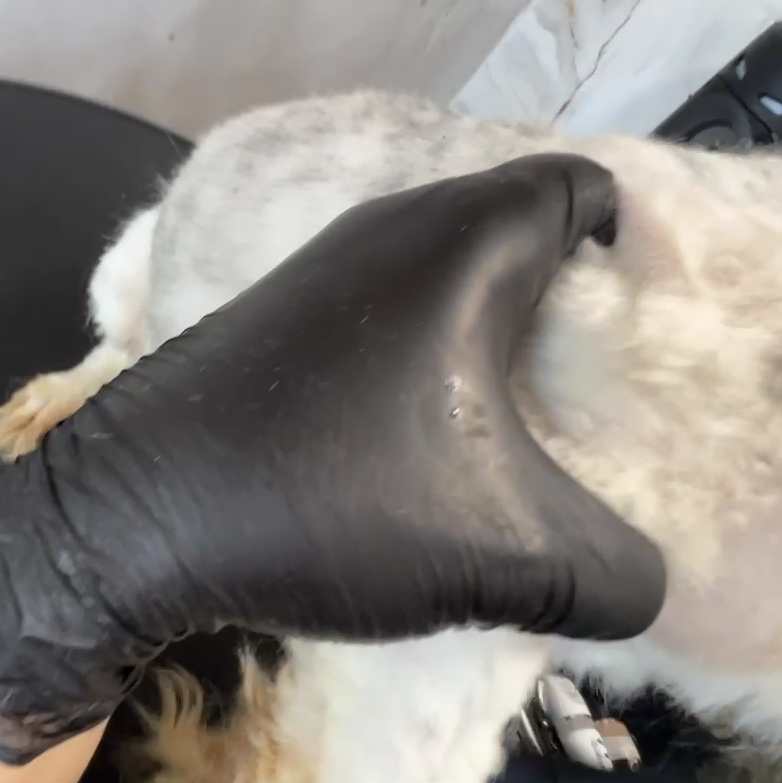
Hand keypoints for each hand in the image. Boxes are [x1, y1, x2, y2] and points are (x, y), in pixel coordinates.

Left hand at [0, 155, 666, 762]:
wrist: (134, 518)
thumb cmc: (325, 502)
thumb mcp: (502, 555)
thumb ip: (612, 574)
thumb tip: (643, 585)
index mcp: (460, 240)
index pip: (584, 197)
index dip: (634, 257)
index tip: (647, 340)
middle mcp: (383, 227)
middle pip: (514, 242)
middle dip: (560, 315)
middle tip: (590, 401)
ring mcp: (313, 270)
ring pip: (438, 285)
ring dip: (479, 347)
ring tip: (510, 431)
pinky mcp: (267, 319)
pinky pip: (376, 318)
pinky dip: (413, 362)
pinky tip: (412, 434)